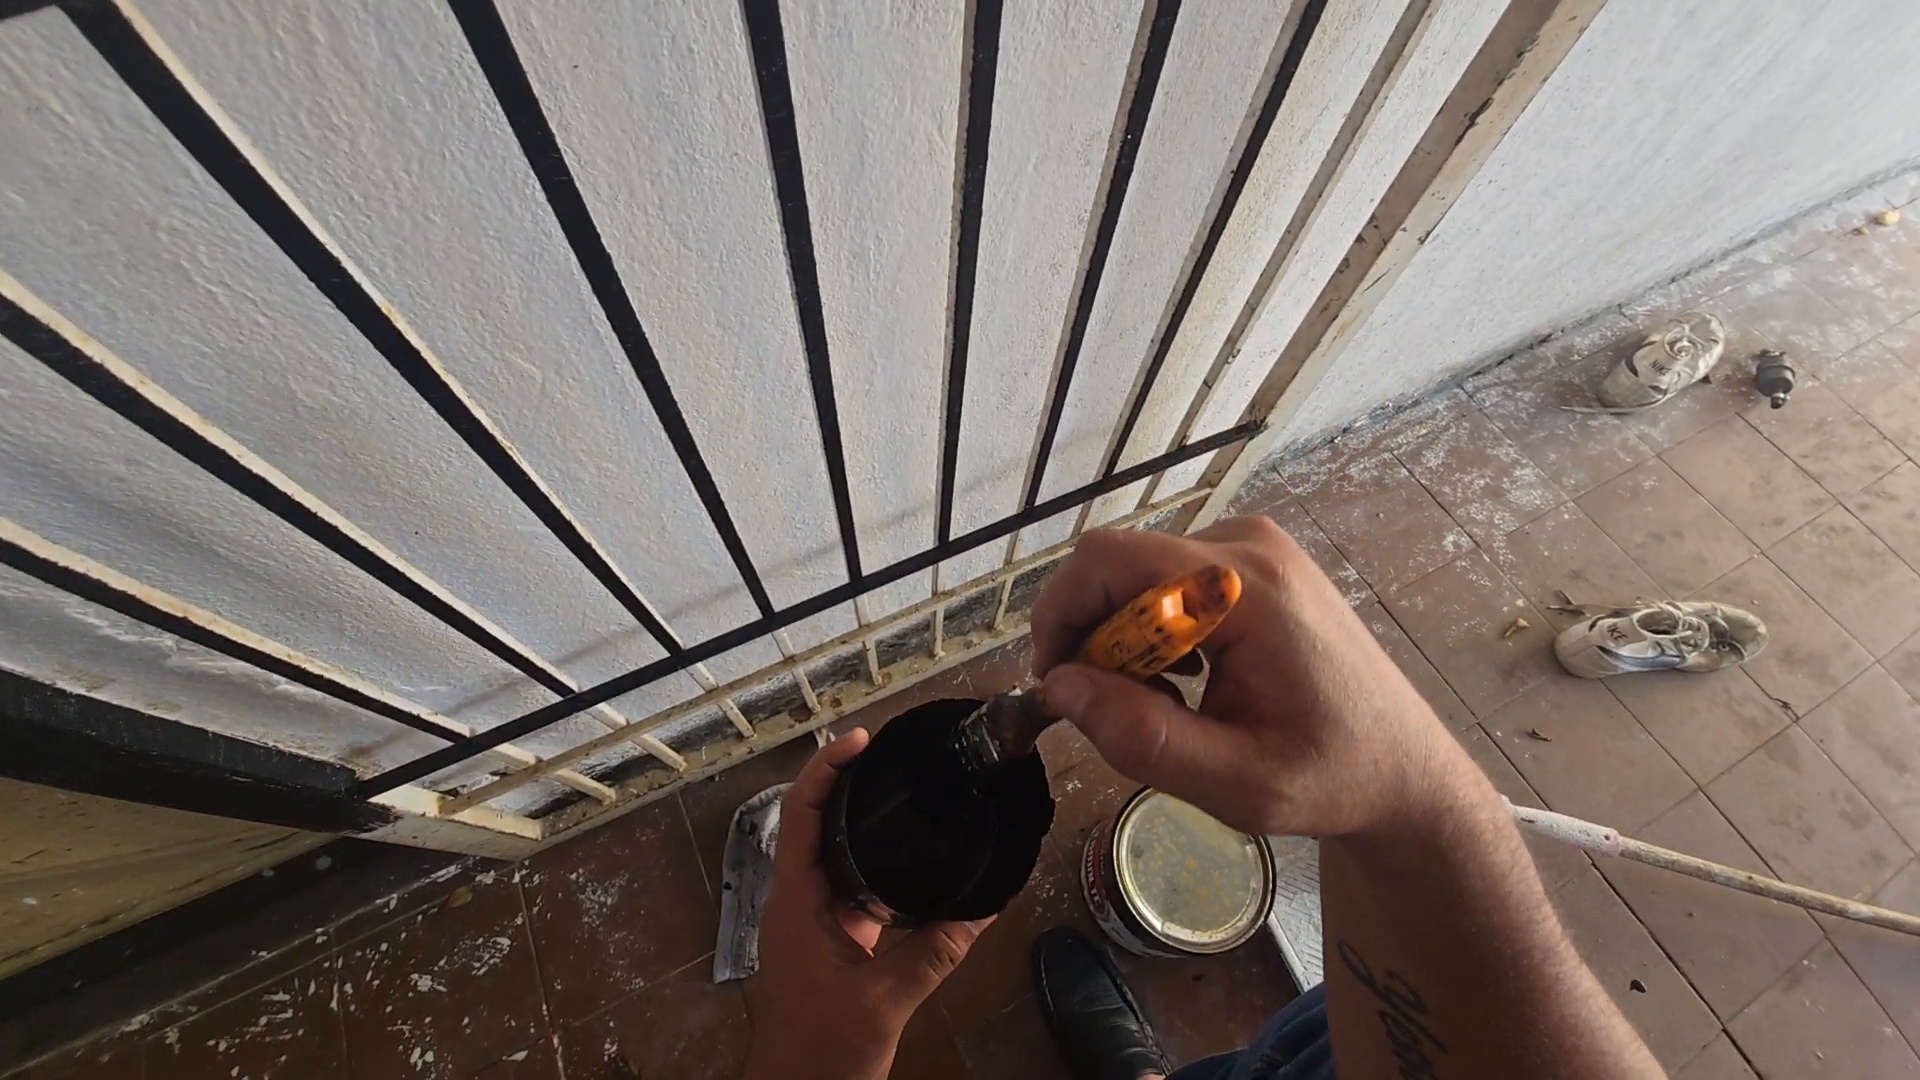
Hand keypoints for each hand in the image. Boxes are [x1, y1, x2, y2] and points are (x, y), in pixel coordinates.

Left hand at [743, 729, 993, 1079]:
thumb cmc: (823, 1050)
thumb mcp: (885, 999)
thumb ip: (936, 950)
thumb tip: (988, 902)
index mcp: (795, 899)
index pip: (800, 814)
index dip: (825, 769)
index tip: (862, 740)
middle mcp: (797, 897)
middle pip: (813, 820)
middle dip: (846, 781)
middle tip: (892, 754)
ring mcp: (811, 916)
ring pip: (831, 849)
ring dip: (858, 817)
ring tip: (904, 787)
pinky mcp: (828, 935)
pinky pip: (848, 880)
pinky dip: (873, 858)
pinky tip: (909, 852)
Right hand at [1031, 516, 1482, 839]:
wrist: (1405, 766)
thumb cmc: (1332, 779)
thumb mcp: (1236, 784)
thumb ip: (1143, 737)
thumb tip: (1059, 686)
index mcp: (1246, 589)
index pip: (1110, 560)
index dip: (1061, 613)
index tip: (1056, 682)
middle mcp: (1245, 546)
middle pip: (1118, 564)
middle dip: (1092, 635)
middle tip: (1110, 706)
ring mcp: (1250, 548)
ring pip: (1135, 574)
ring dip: (1121, 638)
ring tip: (1159, 700)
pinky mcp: (1249, 562)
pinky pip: (1163, 579)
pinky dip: (1148, 628)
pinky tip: (1181, 676)